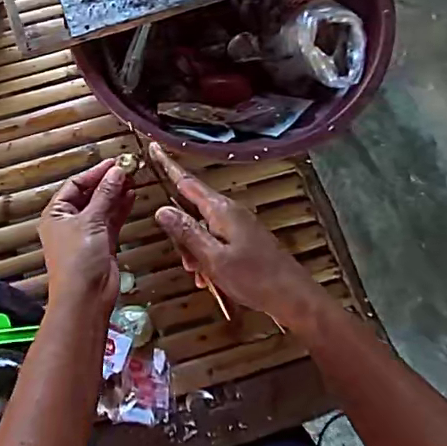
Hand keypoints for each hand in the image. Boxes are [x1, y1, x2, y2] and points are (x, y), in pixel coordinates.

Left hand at [39, 157, 135, 315]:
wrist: (86, 297)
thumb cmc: (79, 259)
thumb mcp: (91, 221)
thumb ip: (105, 194)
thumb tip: (117, 171)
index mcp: (56, 213)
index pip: (75, 184)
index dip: (95, 172)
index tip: (115, 162)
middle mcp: (69, 221)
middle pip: (90, 194)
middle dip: (108, 181)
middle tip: (128, 168)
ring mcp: (86, 232)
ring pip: (103, 206)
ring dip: (116, 193)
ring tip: (133, 178)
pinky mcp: (102, 242)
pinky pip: (112, 219)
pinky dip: (121, 208)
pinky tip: (132, 195)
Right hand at [147, 143, 328, 328]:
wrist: (292, 296)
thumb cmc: (256, 278)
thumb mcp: (213, 258)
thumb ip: (186, 232)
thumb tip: (162, 210)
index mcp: (221, 210)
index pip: (186, 182)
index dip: (167, 166)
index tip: (154, 148)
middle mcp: (230, 212)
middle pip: (191, 211)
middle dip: (182, 236)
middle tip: (188, 262)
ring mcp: (238, 225)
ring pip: (202, 230)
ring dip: (195, 253)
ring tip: (203, 276)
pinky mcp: (244, 240)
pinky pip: (215, 242)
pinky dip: (209, 259)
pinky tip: (212, 279)